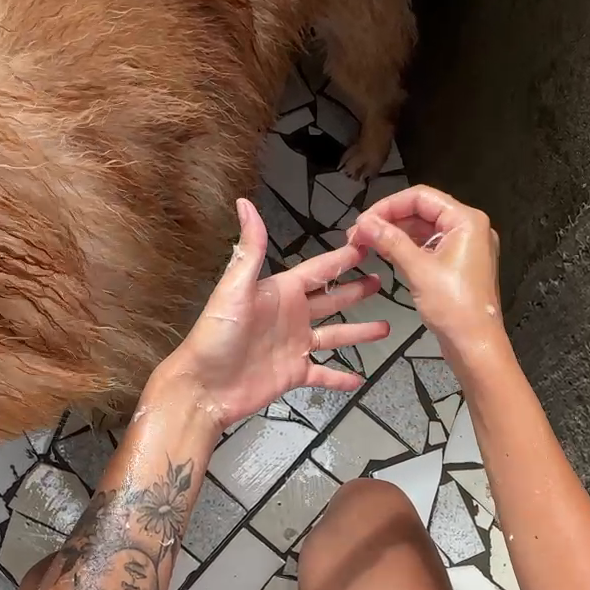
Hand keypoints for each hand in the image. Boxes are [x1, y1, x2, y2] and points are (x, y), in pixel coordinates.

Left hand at [162, 199, 389, 427]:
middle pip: (331, 301)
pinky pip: (323, 374)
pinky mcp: (293, 374)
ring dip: (358, 332)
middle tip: (381, 282)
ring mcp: (293, 347)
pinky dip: (340, 377)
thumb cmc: (216, 336)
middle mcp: (290, 317)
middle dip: (355, 291)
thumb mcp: (234, 289)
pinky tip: (360, 379)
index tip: (366, 246)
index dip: (341, 260)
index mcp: (280, 292)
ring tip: (385, 327)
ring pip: (334, 336)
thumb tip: (245, 203)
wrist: (204, 386)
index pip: (318, 271)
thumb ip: (251, 249)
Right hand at [348, 185, 505, 356]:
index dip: (388, 206)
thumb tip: (364, 223)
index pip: (421, 197)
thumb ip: (390, 242)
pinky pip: (431, 249)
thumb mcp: (418, 270)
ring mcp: (466, 249)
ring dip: (397, 236)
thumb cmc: (454, 307)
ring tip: (367, 245)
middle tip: (359, 235)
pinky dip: (409, 250)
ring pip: (425, 231)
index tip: (363, 221)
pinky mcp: (459, 267)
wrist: (475, 345)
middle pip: (423, 212)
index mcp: (467, 221)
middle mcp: (470, 229)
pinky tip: (387, 255)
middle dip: (389, 221)